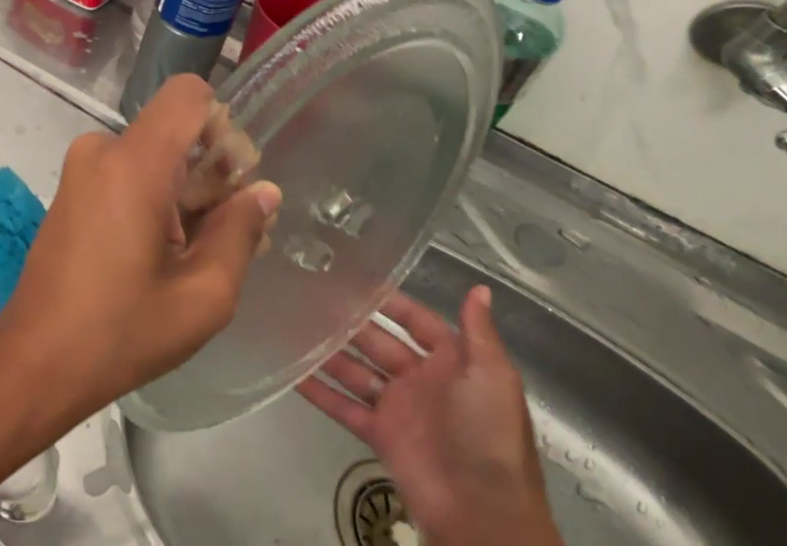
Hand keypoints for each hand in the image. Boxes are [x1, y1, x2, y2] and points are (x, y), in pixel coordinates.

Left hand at [0, 75, 281, 432]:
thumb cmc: (122, 332)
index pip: (187, 94)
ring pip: (152, 157)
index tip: (234, 179)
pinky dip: (154, 202)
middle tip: (227, 235)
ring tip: (198, 256)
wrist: (36, 361)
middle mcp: (101, 151)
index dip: (222, 125)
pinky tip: (165, 256)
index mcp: (132, 163)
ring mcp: (79, 171)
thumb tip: (263, 191)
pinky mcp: (71, 193)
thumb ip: (240, 231)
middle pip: (174, 131)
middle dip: (210, 173)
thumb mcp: (203, 295)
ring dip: (184, 194)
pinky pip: (126, 175)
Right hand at [299, 288, 563, 545]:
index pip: (417, 322)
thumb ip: (479, 333)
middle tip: (312, 295)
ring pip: (357, 371)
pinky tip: (292, 372)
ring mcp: (398, 407)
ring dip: (330, 351)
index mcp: (452, 363)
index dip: (390, 302)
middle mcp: (422, 380)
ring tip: (295, 325)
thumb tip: (480, 288)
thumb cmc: (489, 435)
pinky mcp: (379, 434)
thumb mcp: (493, 378)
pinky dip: (319, 391)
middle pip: (379, 342)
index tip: (356, 278)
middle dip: (351, 321)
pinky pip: (344, 406)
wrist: (482, 510)